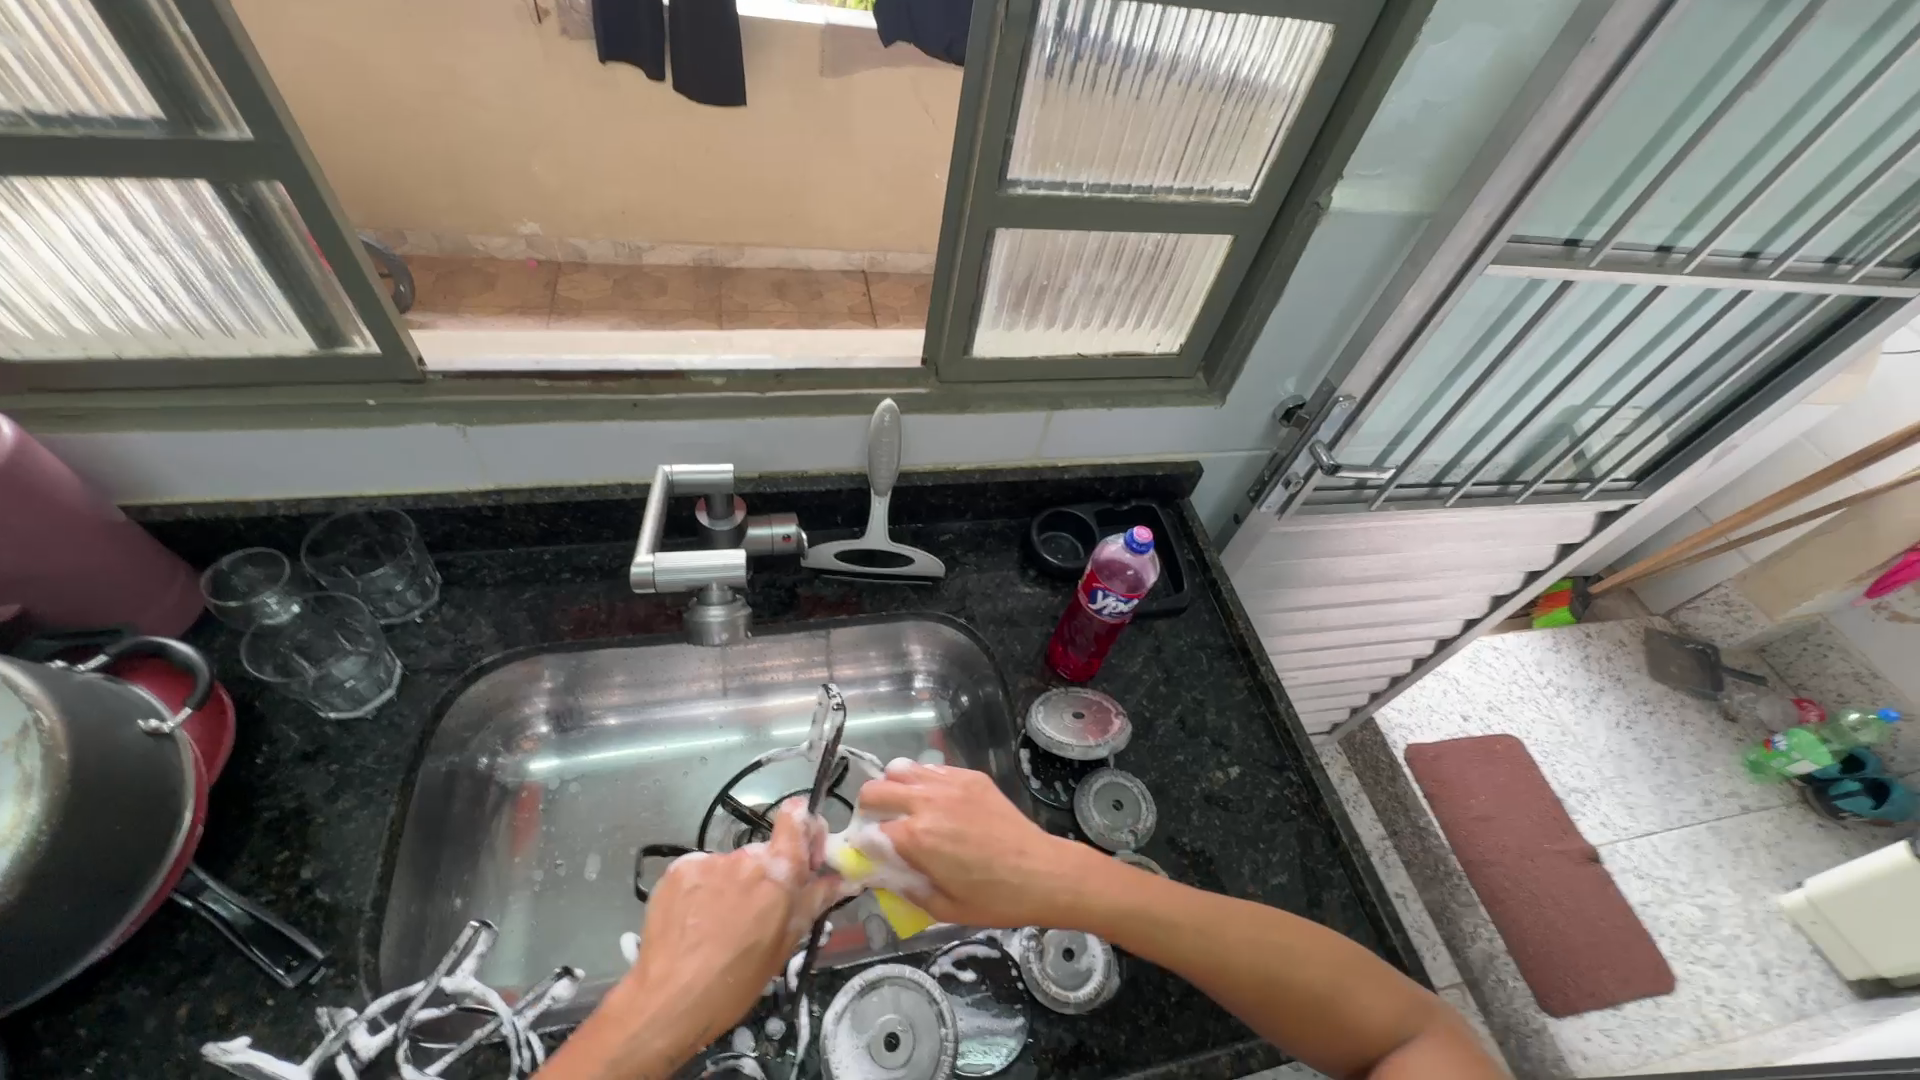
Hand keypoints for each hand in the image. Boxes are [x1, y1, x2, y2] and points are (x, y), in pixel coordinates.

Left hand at [622, 802, 838, 1055]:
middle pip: (764, 853)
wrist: (669, 1000)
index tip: (806, 860)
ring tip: (718, 925)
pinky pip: (701, 872)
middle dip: (766, 877)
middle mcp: (747, 855)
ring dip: (732, 886)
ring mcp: (710, 860)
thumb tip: (844, 878)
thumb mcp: (786, 945)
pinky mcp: (679, 869)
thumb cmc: (736, 981)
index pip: (798, 818)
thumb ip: (814, 901)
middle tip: (756, 914)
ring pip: (731, 866)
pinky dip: (702, 891)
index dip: (806, 830)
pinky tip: (694, 921)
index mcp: (780, 871)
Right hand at [855, 760, 1096, 927]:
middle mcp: (927, 802)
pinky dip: (922, 780)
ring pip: (900, 769)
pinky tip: (934, 801)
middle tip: (879, 828)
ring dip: (892, 788)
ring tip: (903, 808)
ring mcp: (950, 784)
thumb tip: (879, 874)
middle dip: (868, 810)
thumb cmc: (993, 898)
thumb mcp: (942, 907)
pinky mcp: (970, 776)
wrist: (1042, 872)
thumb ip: (903, 887)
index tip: (867, 854)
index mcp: (916, 838)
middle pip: (875, 790)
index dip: (862, 845)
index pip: (868, 833)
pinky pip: (931, 768)